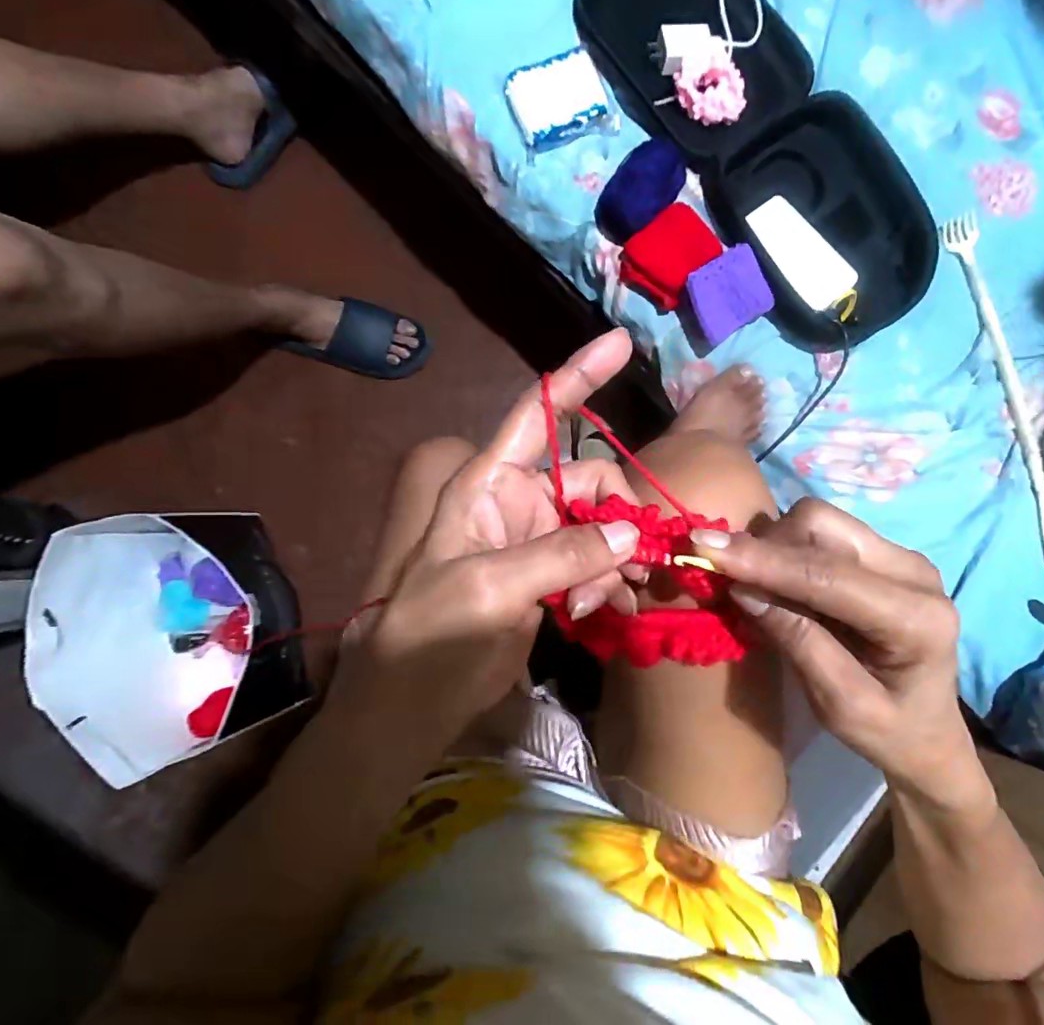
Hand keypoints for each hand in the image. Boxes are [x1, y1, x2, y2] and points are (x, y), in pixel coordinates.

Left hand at [336, 329, 644, 739]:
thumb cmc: (430, 633)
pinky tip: (604, 612)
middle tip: (627, 566)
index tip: (621, 341)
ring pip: (603, 525)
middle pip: (591, 480)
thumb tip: (630, 532)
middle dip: (615, 515)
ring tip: (603, 603)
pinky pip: (599, 563)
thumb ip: (560, 555)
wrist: (414, 702)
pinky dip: (610, 583)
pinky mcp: (552, 578)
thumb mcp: (488, 588)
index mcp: (488, 484)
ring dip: (615, 560)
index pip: (535, 415)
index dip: (577, 377)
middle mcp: (518, 502)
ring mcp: (538, 541)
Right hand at [689, 500, 984, 808]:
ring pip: (820, 520)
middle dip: (767, 546)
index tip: (704, 547)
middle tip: (730, 578)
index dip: (762, 559)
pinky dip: (787, 548)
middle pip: (823, 525)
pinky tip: (777, 580)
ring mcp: (900, 556)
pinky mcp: (882, 553)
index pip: (826, 574)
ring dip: (775, 545)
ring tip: (756, 585)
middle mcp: (914, 572)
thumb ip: (797, 642)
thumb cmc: (888, 732)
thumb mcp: (838, 704)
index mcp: (917, 619)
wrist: (928, 732)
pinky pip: (824, 532)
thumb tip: (742, 588)